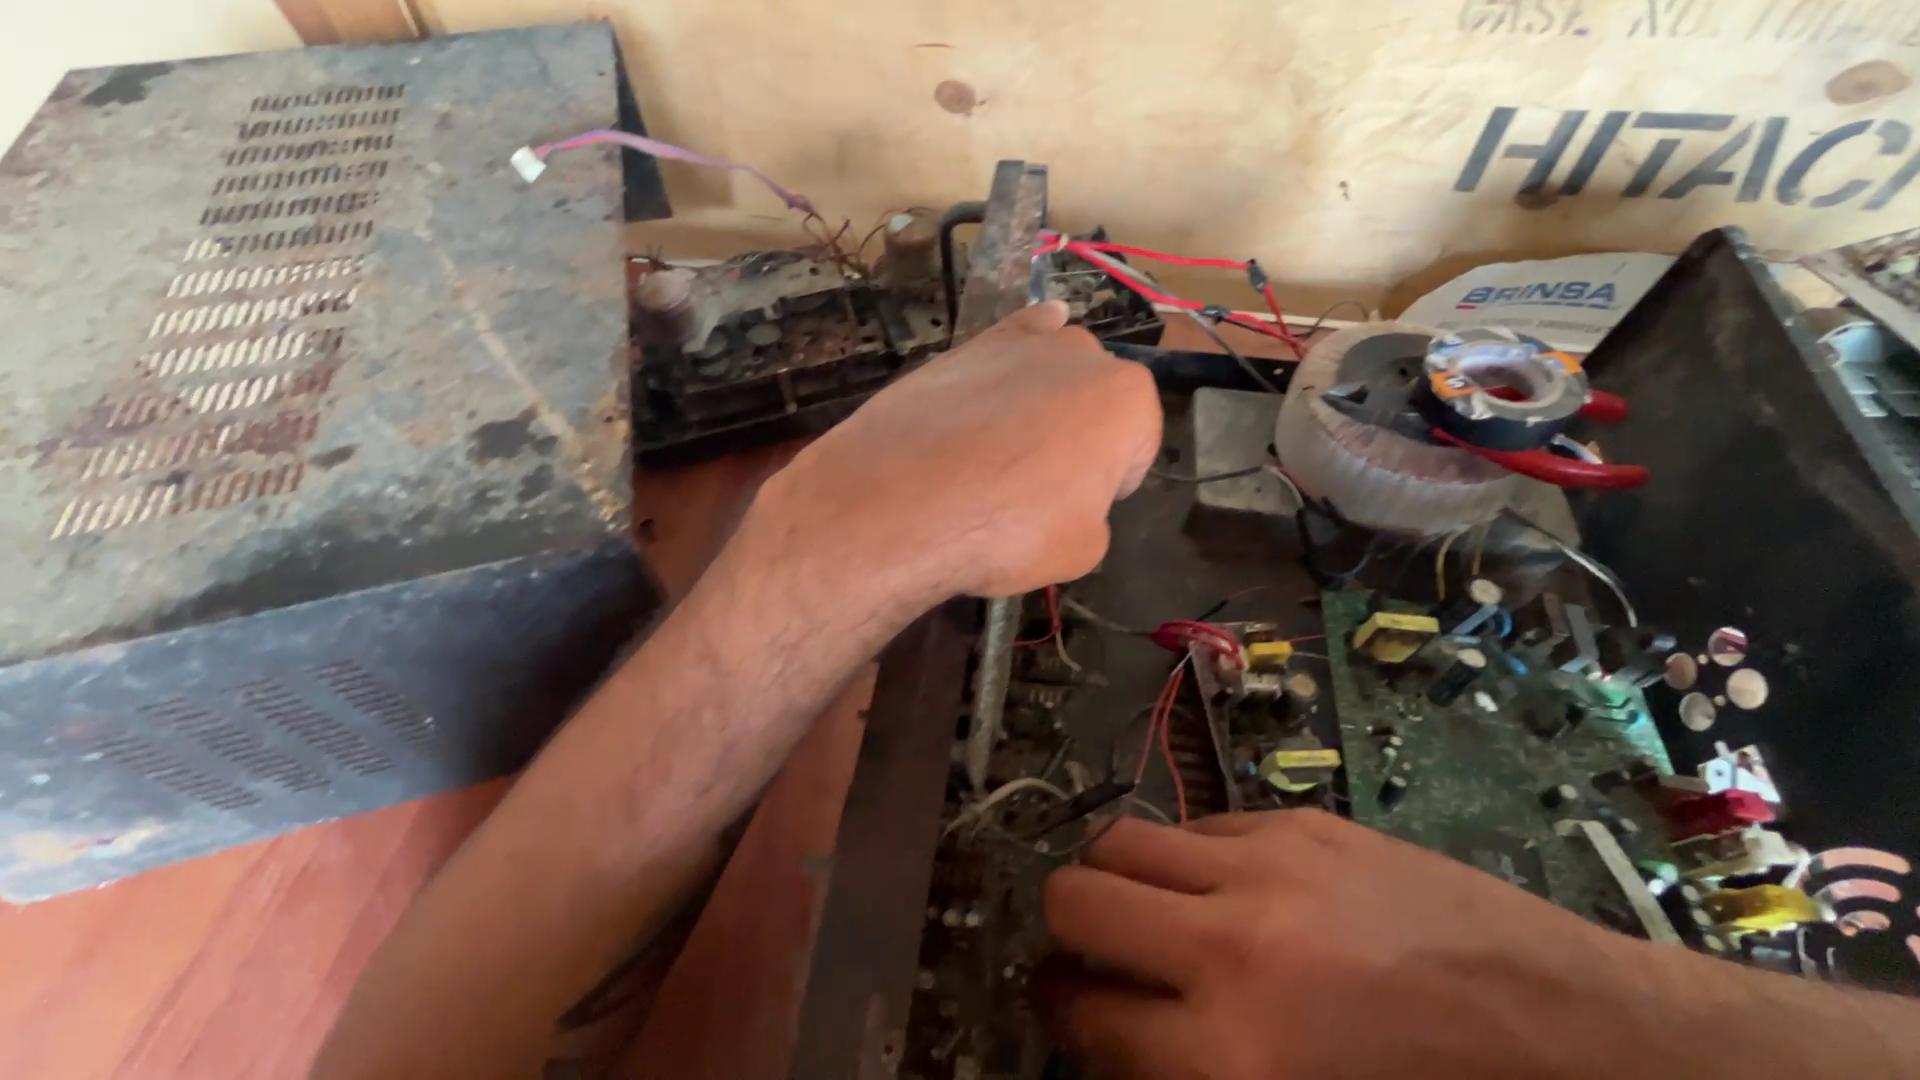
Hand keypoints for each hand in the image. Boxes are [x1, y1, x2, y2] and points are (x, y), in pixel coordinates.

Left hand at [752, 301, 1161, 601]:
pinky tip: (1024, 344)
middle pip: (1094, 403)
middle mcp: (1081, 354)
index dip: (1112, 482)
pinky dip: (1017, 351)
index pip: (1137, 446)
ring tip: (999, 456)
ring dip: (1041, 406)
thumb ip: (1095, 514)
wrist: (900, 501)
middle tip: (1035, 488)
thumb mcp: (1083, 549)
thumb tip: (1068, 498)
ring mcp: (1019, 343)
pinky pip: (1008, 343)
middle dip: (1078, 437)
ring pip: (1050, 377)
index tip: (1079, 506)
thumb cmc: (1009, 530)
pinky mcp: (965, 346)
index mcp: (1127, 400)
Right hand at [1037, 811, 1667, 1078]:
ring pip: (1119, 840)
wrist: (1558, 1029)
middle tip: (1091, 948)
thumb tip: (1109, 1026)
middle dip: (1063, 929)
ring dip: (1114, 876)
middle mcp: (1230, 947)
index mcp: (1229, 1056)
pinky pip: (1196, 826)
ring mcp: (1263, 868)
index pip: (1079, 1010)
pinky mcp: (1297, 822)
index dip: (1059, 1007)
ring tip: (1143, 903)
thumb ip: (1182, 1072)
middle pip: (1074, 900)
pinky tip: (1224, 886)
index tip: (1064, 1001)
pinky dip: (1187, 858)